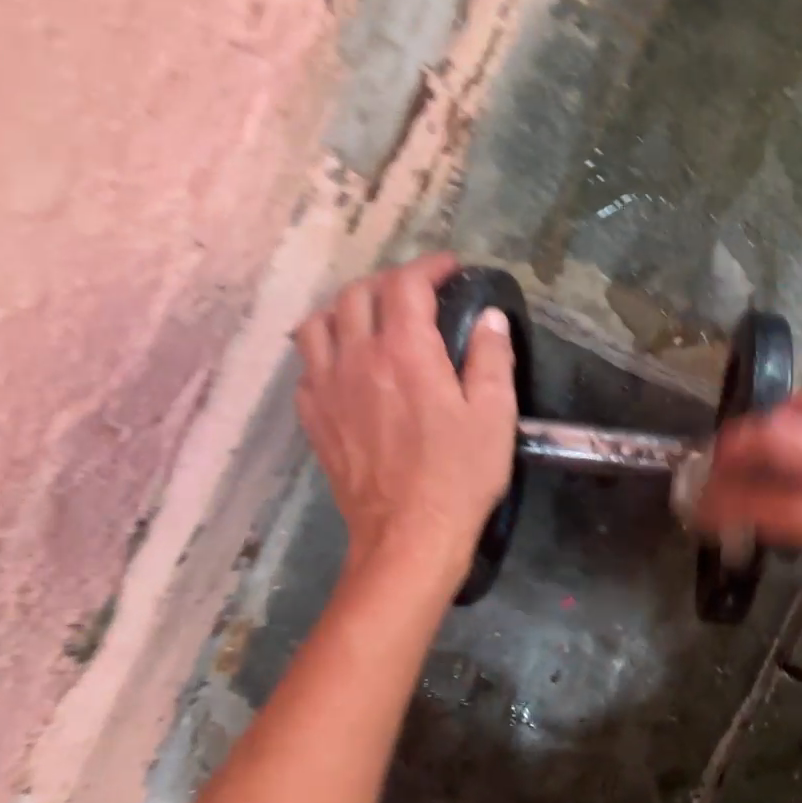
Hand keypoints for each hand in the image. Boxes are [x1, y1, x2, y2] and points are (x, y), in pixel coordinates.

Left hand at [293, 254, 516, 588]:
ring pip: (319, 322)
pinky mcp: (313, 417)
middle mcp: (356, 358)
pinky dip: (327, 347)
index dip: (429, 267)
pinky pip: (307, 363)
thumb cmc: (460, 476)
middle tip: (418, 294)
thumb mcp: (494, 416)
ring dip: (347, 307)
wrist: (408, 535)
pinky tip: (348, 363)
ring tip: (373, 318)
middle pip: (357, 294)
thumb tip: (490, 317)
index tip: (451, 269)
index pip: (406, 285)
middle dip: (390, 282)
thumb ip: (492, 359)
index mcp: (405, 352)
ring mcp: (326, 387)